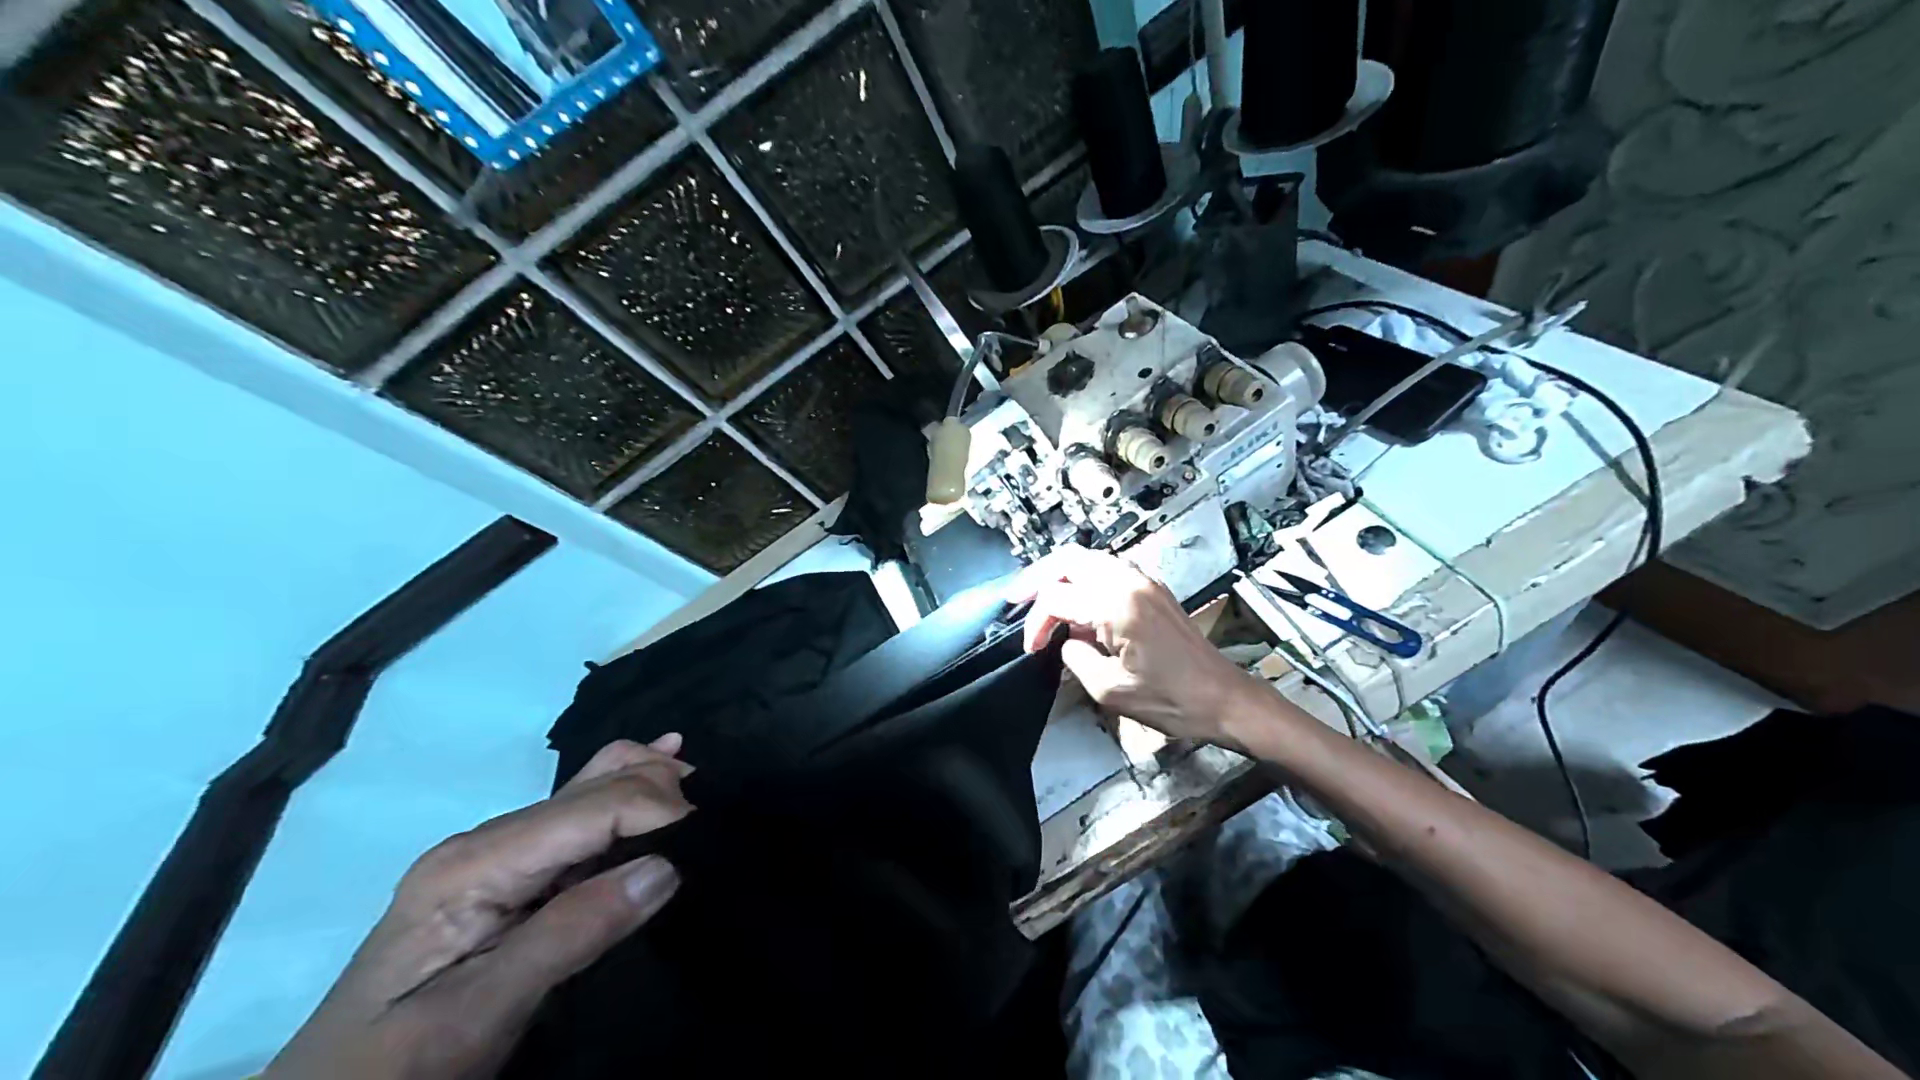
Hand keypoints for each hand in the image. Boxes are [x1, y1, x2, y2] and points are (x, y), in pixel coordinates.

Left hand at [265, 736, 694, 1079]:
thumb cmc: (394, 1067)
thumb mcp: (477, 1015)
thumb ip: (569, 935)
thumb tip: (664, 868)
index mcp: (475, 864)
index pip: (589, 809)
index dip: (657, 809)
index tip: (713, 835)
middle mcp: (489, 840)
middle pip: (593, 785)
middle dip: (659, 785)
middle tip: (719, 814)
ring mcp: (499, 851)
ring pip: (590, 784)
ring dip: (649, 778)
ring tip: (704, 786)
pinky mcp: (512, 869)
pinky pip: (581, 810)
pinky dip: (629, 787)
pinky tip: (663, 758)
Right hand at [1011, 546, 1269, 747]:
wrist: (1224, 699)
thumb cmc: (1170, 700)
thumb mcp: (1109, 690)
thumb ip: (1076, 659)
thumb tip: (1068, 642)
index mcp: (1116, 604)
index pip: (1057, 597)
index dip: (1035, 622)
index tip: (1031, 650)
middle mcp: (1129, 581)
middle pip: (1070, 560)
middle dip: (1039, 578)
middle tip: (1017, 599)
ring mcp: (1144, 581)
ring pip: (1090, 559)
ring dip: (1062, 576)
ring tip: (1041, 598)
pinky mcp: (1153, 590)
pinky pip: (1109, 570)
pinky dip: (1084, 579)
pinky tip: (1077, 603)